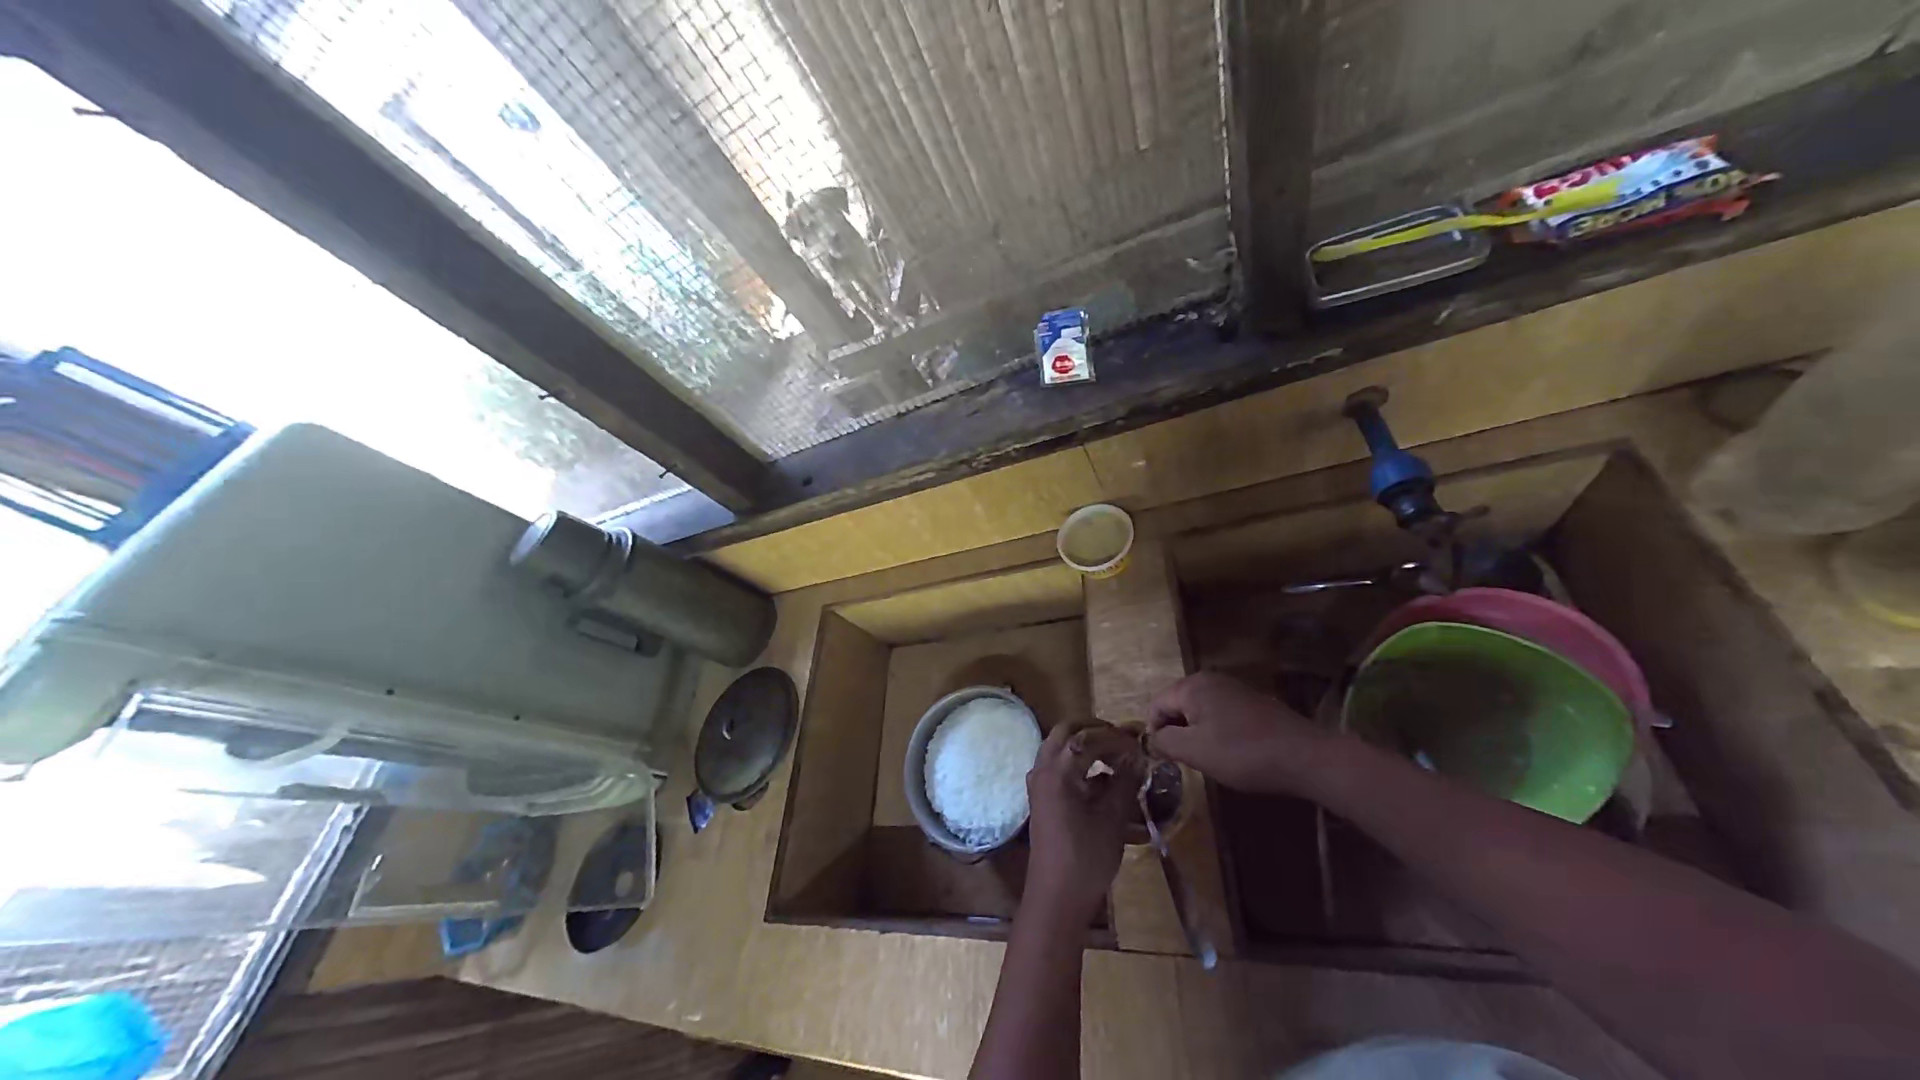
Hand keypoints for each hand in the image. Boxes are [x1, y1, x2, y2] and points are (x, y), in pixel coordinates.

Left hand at [1023, 719, 1132, 920]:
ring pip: (1061, 749)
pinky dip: (1080, 765)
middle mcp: (1043, 770)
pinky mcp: (1042, 799)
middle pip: (1067, 732)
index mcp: (1058, 770)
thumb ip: (1124, 780)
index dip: (1116, 737)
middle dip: (1096, 731)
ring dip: (1087, 746)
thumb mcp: (1112, 817)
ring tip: (1118, 758)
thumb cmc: (1086, 856)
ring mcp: (1039, 784)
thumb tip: (1138, 756)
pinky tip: (1105, 782)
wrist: (1056, 897)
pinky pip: (1059, 768)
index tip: (1140, 742)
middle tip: (1123, 741)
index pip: (1088, 736)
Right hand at [1145, 671, 1332, 794]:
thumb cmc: (1242, 752)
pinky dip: (1218, 732)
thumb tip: (1151, 738)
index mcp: (1192, 685)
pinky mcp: (1252, 703)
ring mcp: (1234, 689)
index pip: (1156, 706)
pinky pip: (1221, 715)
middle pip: (1177, 706)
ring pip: (1199, 712)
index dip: (1155, 733)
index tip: (1165, 759)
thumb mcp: (1194, 750)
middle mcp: (1211, 680)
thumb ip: (1164, 741)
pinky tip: (1231, 753)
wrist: (1305, 757)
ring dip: (1197, 734)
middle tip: (1187, 761)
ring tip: (1209, 759)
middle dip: (1177, 733)